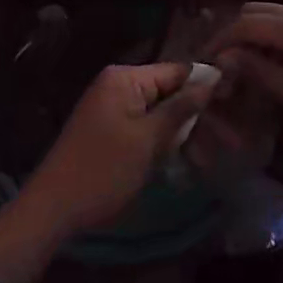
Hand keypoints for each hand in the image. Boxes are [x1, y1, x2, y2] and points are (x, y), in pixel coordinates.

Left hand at [28, 62, 217, 231]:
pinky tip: (182, 158)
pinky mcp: (110, 129)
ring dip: (182, 131)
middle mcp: (118, 84)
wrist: (50, 212)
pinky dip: (162, 140)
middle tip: (227, 137)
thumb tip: (214, 76)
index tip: (232, 103)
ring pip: (160, 111)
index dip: (205, 86)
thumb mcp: (149, 138)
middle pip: (170, 90)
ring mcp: (112, 107)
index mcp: (125, 78)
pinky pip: (145, 125)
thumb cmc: (103, 171)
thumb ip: (183, 105)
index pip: (178, 70)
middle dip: (195, 114)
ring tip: (207, 154)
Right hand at [208, 3, 282, 174]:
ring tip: (237, 65)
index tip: (202, 64)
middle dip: (235, 34)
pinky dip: (272, 37)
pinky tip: (265, 61)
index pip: (246, 22)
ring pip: (274, 15)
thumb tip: (223, 57)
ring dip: (253, 34)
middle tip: (219, 65)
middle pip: (258, 11)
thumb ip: (257, 68)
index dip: (220, 41)